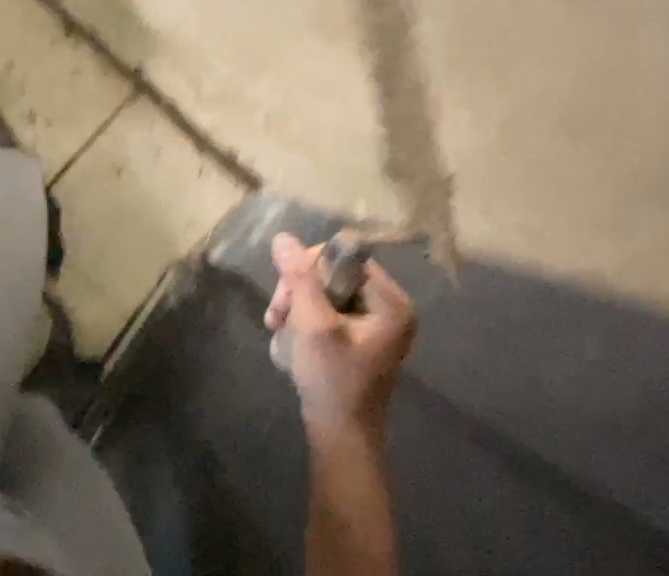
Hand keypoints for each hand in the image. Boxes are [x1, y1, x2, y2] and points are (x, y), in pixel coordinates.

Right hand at [264, 233, 415, 442]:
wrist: (341, 432)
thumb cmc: (332, 378)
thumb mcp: (311, 324)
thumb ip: (299, 278)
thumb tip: (283, 237)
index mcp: (391, 302)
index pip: (345, 256)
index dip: (309, 267)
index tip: (288, 293)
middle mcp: (390, 307)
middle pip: (333, 272)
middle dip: (298, 288)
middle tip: (277, 314)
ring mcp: (377, 322)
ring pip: (325, 289)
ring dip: (295, 302)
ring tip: (277, 325)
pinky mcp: (361, 335)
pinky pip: (328, 307)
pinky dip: (304, 316)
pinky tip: (289, 334)